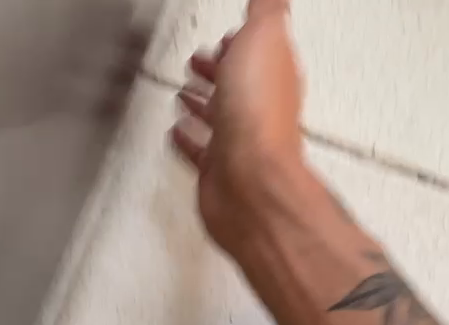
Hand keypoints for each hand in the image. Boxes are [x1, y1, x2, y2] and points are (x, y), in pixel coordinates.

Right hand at [170, 0, 309, 253]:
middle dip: (217, 70)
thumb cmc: (258, 118)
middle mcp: (257, 110)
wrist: (249, 183)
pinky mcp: (216, 172)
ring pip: (217, 116)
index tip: (227, 35)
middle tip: (199, 62)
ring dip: (201, 102)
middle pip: (236, 84)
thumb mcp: (265, 36)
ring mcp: (237, 143)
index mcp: (272, 76)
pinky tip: (176, 133)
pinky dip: (187, 140)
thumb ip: (266, 8)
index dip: (241, 42)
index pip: (257, 52)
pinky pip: (199, 151)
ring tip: (183, 92)